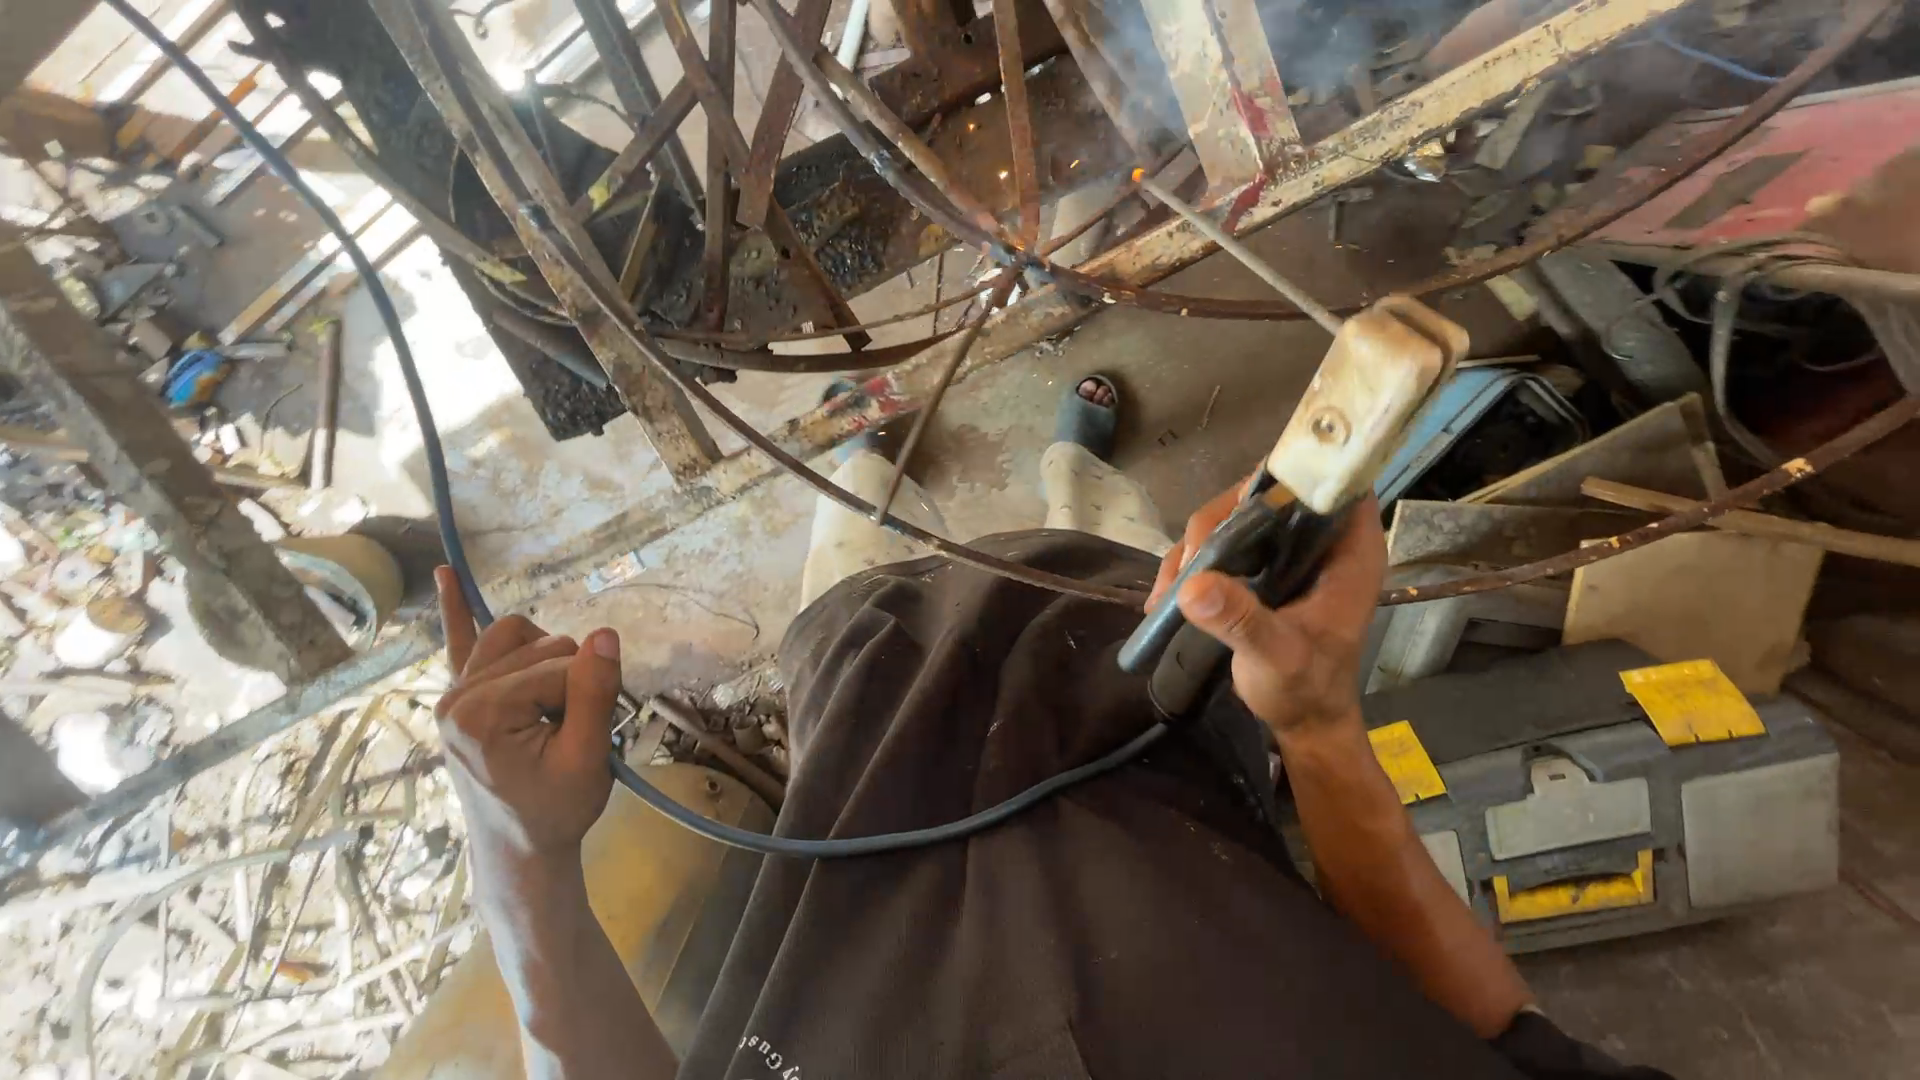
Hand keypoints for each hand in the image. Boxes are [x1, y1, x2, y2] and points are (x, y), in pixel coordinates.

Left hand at [435, 567, 623, 866]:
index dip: (589, 695)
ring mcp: (454, 694)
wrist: (521, 850)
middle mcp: (458, 695)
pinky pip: (459, 642)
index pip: (560, 666)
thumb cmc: (556, 809)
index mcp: (482, 711)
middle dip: (572, 679)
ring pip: (515, 634)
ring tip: (557, 701)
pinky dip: (456, 608)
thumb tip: (603, 632)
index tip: (586, 735)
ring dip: (548, 657)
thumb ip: (594, 694)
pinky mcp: (460, 699)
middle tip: (574, 729)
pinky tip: (445, 571)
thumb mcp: (587, 758)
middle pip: (541, 645)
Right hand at [1156, 485, 1385, 739]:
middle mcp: (1316, 542)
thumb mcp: (1277, 657)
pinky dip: (1189, 566)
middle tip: (1191, 562)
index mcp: (1347, 550)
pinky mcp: (1256, 570)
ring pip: (1233, 520)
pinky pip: (1217, 547)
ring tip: (1169, 592)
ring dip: (1195, 549)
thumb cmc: (1306, 689)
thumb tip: (1194, 584)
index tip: (1241, 502)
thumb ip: (1242, 620)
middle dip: (1217, 523)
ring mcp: (1283, 555)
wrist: (1301, 722)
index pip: (1329, 481)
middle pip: (1263, 495)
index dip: (1291, 472)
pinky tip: (1166, 598)